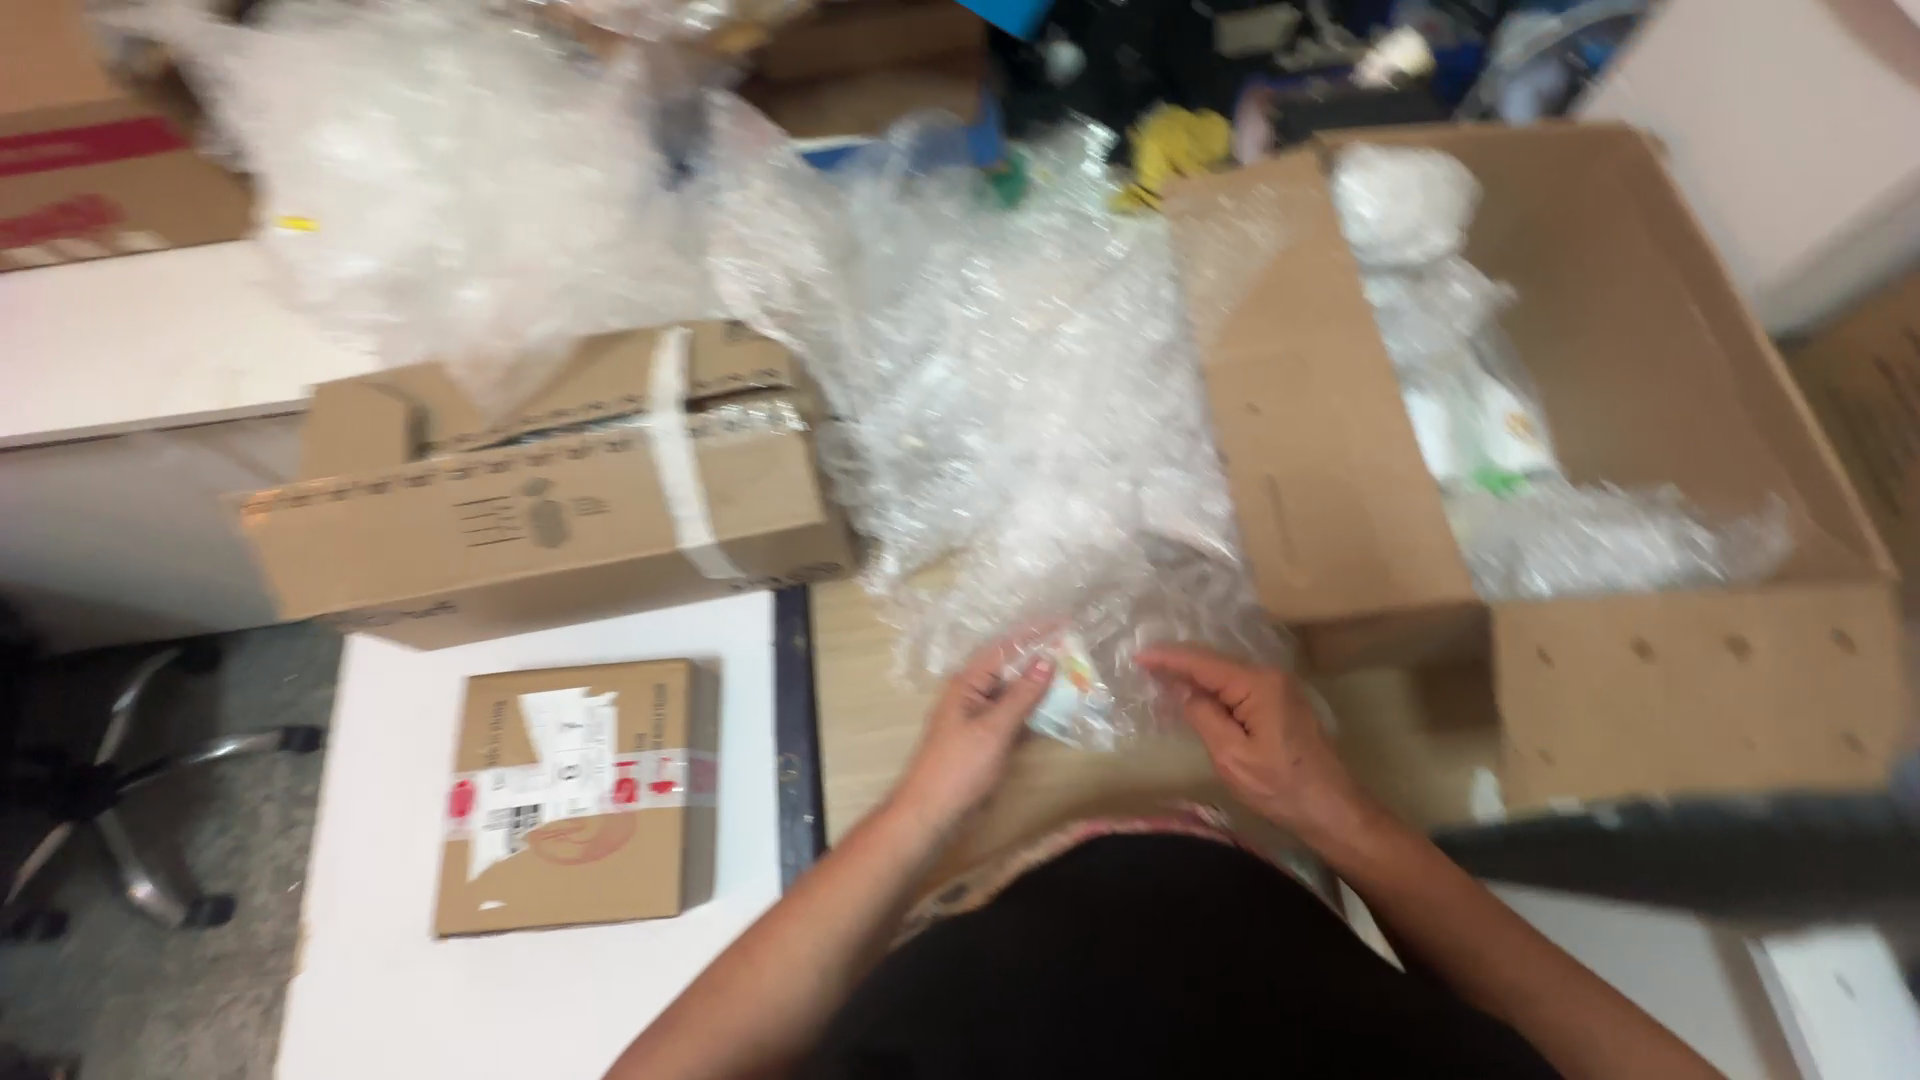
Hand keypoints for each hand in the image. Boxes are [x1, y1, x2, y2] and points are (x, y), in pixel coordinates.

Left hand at [889, 635, 1055, 830]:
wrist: (931, 813)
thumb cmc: (959, 767)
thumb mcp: (994, 728)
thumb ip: (1021, 694)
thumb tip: (1046, 660)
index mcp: (967, 682)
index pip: (1004, 647)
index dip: (1033, 634)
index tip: (1063, 621)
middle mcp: (972, 693)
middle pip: (1009, 667)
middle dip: (1040, 658)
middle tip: (1076, 649)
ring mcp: (978, 717)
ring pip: (1013, 692)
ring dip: (1040, 685)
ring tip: (1074, 674)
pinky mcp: (985, 739)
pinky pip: (1013, 716)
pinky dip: (1034, 711)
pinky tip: (1057, 710)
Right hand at [1137, 644, 1379, 845]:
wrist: (1334, 812)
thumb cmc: (1282, 788)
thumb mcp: (1232, 757)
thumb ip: (1204, 716)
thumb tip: (1182, 690)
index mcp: (1258, 685)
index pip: (1204, 664)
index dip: (1169, 659)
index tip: (1138, 657)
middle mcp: (1270, 676)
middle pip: (1215, 662)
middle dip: (1179, 661)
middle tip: (1144, 663)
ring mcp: (1279, 688)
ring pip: (1226, 673)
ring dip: (1194, 673)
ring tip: (1160, 673)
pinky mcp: (1281, 703)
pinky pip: (1237, 685)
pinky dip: (1212, 686)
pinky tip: (1194, 690)